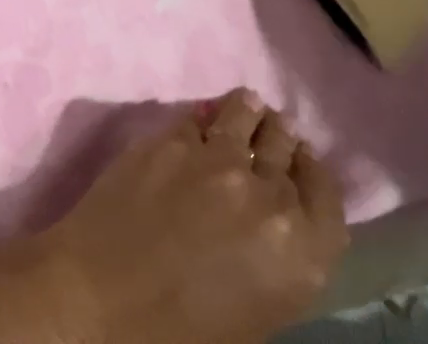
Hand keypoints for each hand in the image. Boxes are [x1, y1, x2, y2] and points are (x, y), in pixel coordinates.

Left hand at [38, 89, 347, 343]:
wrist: (102, 296)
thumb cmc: (183, 325)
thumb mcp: (260, 308)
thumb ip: (284, 257)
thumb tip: (282, 220)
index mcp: (304, 253)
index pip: (325, 194)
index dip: (312, 171)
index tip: (304, 159)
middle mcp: (270, 199)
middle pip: (285, 151)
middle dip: (281, 141)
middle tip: (275, 132)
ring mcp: (219, 162)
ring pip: (245, 119)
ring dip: (249, 112)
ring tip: (248, 105)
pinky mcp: (171, 142)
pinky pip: (198, 119)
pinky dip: (206, 115)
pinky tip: (206, 115)